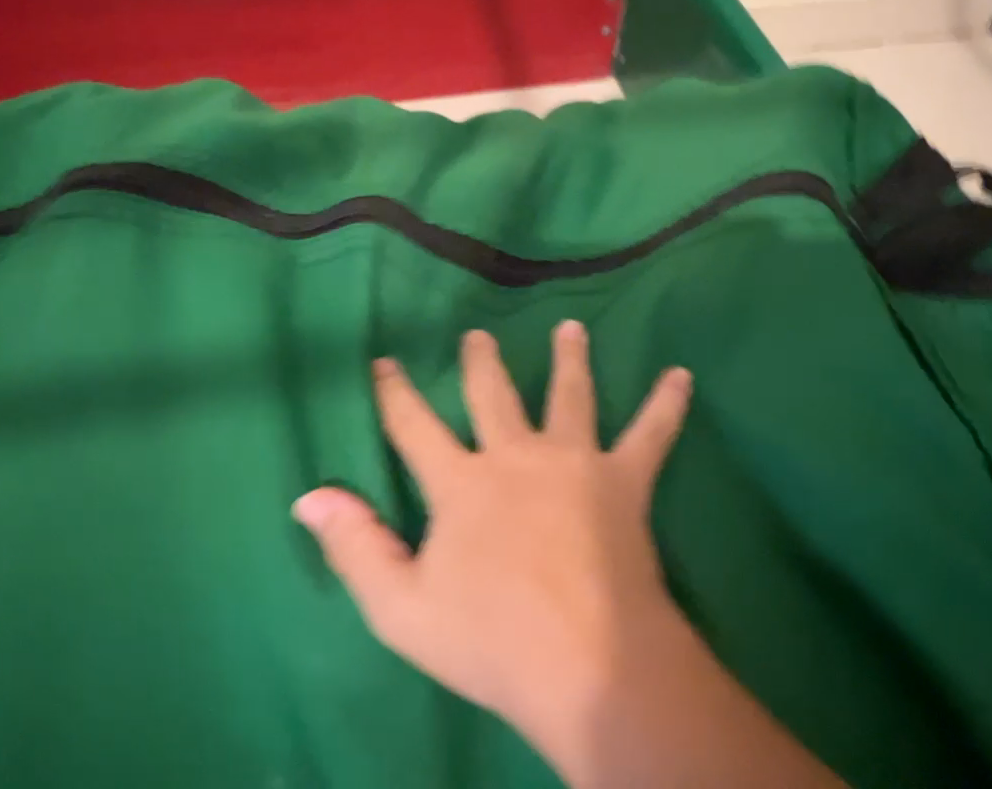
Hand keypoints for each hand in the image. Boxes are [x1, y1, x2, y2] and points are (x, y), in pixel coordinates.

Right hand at [292, 323, 692, 747]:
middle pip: (494, 396)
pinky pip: (650, 434)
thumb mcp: (401, 607)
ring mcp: (575, 463)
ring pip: (570, 397)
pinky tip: (681, 376)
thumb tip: (311, 495)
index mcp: (462, 484)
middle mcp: (517, 457)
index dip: (396, 393)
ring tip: (572, 328)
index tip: (385, 361)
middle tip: (479, 334)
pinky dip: (666, 404)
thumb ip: (356, 547)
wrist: (587, 664)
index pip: (415, 427)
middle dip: (483, 363)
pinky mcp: (624, 482)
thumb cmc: (490, 640)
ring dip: (569, 359)